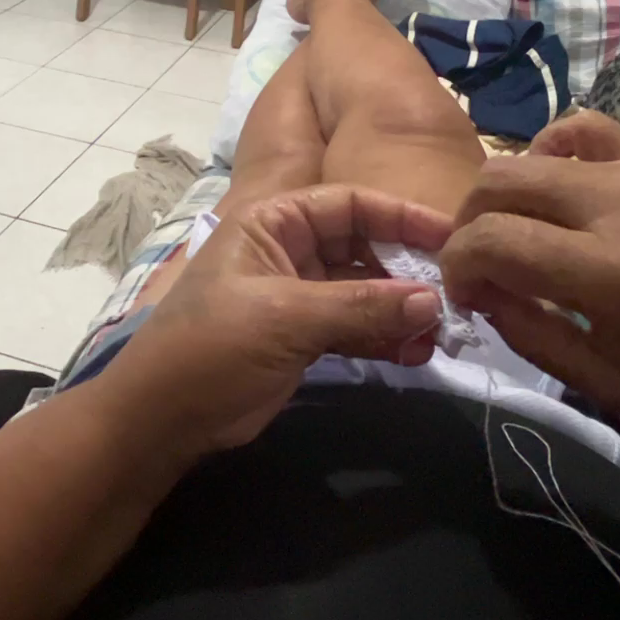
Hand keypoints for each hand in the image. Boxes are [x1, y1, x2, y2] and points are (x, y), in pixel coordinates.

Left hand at [90, 184, 452, 459]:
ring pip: (363, 289)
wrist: (165, 417)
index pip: (349, 203)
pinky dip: (383, 337)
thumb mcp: (286, 317)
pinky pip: (355, 325)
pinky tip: (414, 354)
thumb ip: (361, 306)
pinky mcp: (304, 333)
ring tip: (439, 335)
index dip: (401, 216)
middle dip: (405, 270)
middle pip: (362, 244)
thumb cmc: (214, 346)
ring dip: (400, 309)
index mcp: (274, 221)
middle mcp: (289, 248)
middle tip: (453, 296)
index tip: (450, 238)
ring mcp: (298, 292)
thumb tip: (435, 300)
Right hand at [439, 112, 619, 448]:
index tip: (464, 293)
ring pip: (529, 155)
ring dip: (502, 194)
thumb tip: (479, 290)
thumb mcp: (607, 384)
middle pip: (497, 182)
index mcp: (608, 274)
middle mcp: (619, 207)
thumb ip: (527, 332)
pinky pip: (585, 130)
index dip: (457, 265)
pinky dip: (551, 150)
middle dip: (466, 222)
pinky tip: (554, 184)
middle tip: (479, 262)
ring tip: (512, 230)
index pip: (488, 240)